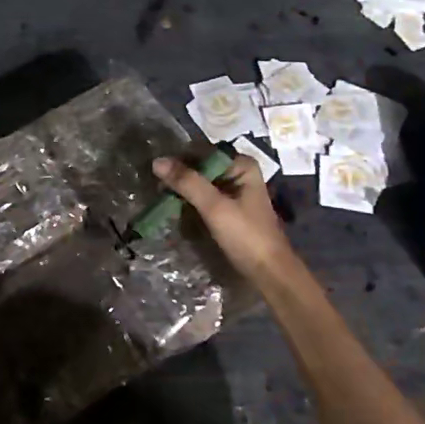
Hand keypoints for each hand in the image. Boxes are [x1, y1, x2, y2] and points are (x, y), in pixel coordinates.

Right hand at [154, 155, 300, 283]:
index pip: (202, 152)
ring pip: (200, 183)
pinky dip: (190, 201)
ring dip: (182, 190)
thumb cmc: (246, 236)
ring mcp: (234, 191)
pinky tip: (173, 207)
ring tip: (159, 198)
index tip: (155, 172)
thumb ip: (188, 182)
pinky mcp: (228, 208)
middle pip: (201, 166)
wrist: (269, 272)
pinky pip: (203, 197)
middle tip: (155, 187)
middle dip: (180, 176)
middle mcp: (238, 172)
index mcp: (241, 165)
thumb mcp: (215, 207)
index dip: (179, 160)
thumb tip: (157, 161)